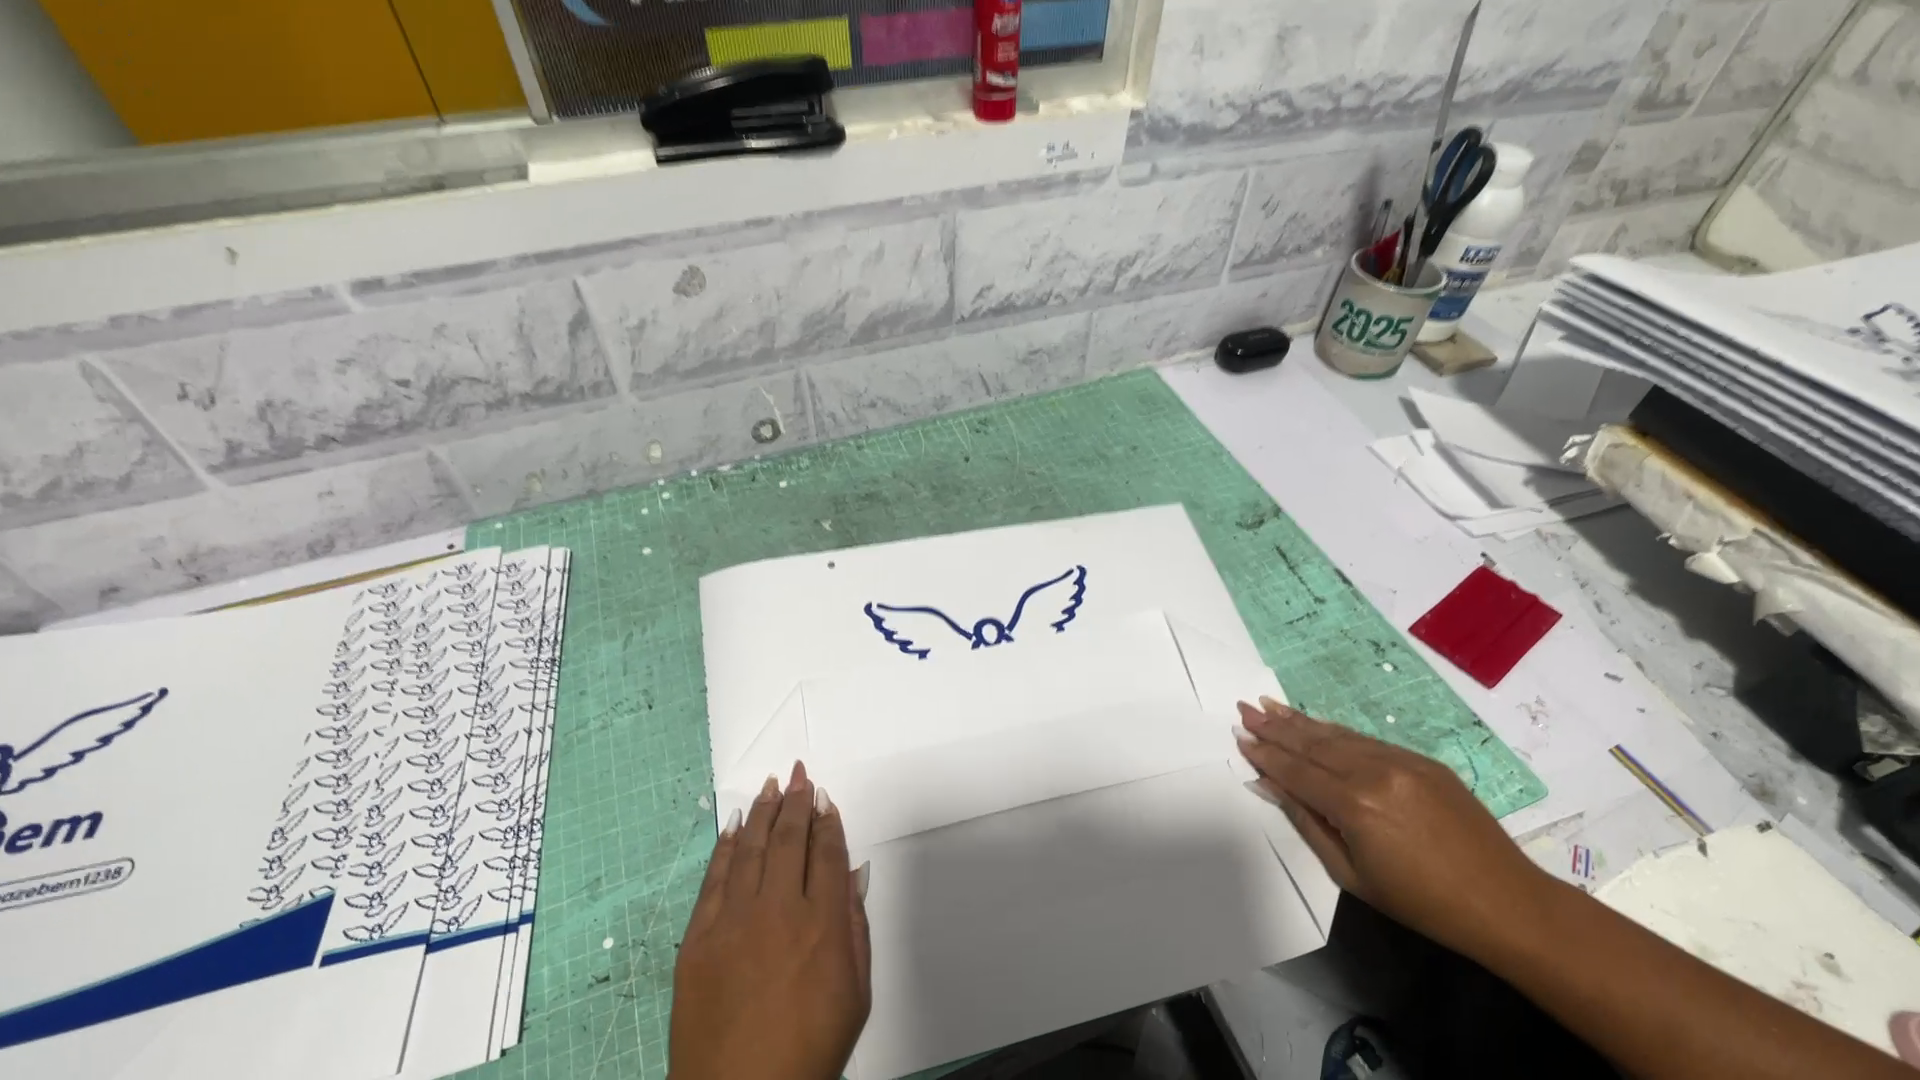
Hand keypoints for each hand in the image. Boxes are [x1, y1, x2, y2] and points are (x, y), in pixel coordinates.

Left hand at [670, 762, 871, 1079]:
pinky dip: (727, 847)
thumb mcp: (855, 994)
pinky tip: (736, 826)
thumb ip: (855, 927)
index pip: (827, 854)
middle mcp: (779, 910)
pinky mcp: (700, 936)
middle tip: (799, 774)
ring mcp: (735, 920)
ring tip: (772, 786)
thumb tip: (853, 875)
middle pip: (790, 841)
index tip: (827, 800)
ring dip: (764, 813)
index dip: (829, 822)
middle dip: (797, 802)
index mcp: (822, 924)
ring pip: (752, 849)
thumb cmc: (809, 1049)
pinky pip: (715, 877)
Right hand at [1233, 697, 1550, 960]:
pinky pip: (1368, 741)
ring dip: (1301, 721)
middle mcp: (1376, 772)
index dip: (1265, 754)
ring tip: (1271, 706)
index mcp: (1355, 804)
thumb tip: (1270, 786)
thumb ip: (1307, 823)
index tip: (1240, 736)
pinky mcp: (1424, 762)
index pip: (1296, 771)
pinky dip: (1337, 731)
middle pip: (1314, 743)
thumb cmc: (1421, 902)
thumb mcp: (1352, 874)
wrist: (1505, 901)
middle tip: (1245, 707)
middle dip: (1275, 726)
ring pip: (1340, 735)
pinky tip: (1317, 725)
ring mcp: (1403, 762)